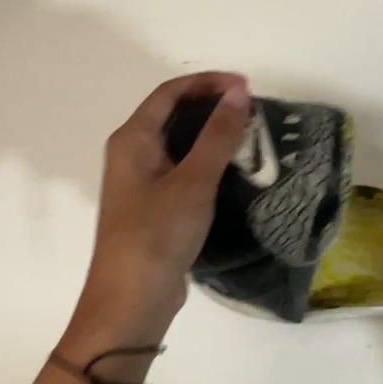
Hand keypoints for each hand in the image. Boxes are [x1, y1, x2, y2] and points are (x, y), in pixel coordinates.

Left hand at [73, 72, 250, 340]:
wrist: (131, 301)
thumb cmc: (157, 234)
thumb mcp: (194, 181)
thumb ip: (218, 135)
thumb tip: (239, 92)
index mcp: (132, 139)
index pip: (170, 92)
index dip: (208, 82)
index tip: (246, 86)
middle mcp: (131, 152)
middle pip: (172, 112)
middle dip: (211, 104)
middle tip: (251, 108)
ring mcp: (140, 179)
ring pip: (177, 140)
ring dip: (210, 131)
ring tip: (249, 134)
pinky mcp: (153, 204)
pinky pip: (180, 166)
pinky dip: (205, 158)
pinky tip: (232, 167)